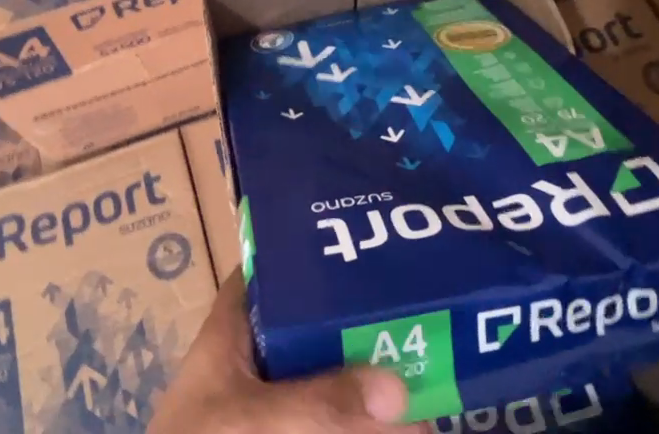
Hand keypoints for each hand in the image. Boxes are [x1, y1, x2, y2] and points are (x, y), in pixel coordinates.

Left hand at [150, 273, 411, 433]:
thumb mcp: (252, 419)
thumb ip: (321, 401)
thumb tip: (399, 388)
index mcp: (231, 333)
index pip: (267, 272)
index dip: (308, 252)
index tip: (363, 243)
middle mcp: (255, 363)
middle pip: (314, 328)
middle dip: (363, 327)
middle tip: (417, 316)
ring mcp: (270, 404)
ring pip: (330, 380)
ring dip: (372, 383)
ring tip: (426, 376)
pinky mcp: (288, 432)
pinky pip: (332, 420)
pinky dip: (363, 422)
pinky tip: (406, 422)